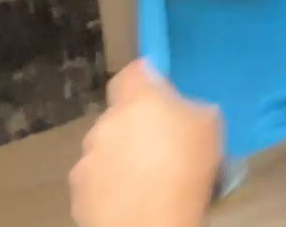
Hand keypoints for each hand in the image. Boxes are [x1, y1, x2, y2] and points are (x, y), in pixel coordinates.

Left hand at [71, 62, 221, 226]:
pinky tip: (134, 193)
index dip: (143, 76)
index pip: (130, 73)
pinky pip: (98, 176)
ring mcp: (86, 161)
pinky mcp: (76, 193)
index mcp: (139, 101)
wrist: (150, 225)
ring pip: (107, 146)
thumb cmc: (188, 165)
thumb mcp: (209, 123)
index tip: (158, 85)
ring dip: (123, 152)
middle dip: (136, 122)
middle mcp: (106, 125)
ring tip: (148, 172)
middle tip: (162, 138)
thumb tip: (173, 111)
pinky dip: (112, 180)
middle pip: (120, 114)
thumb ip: (186, 108)